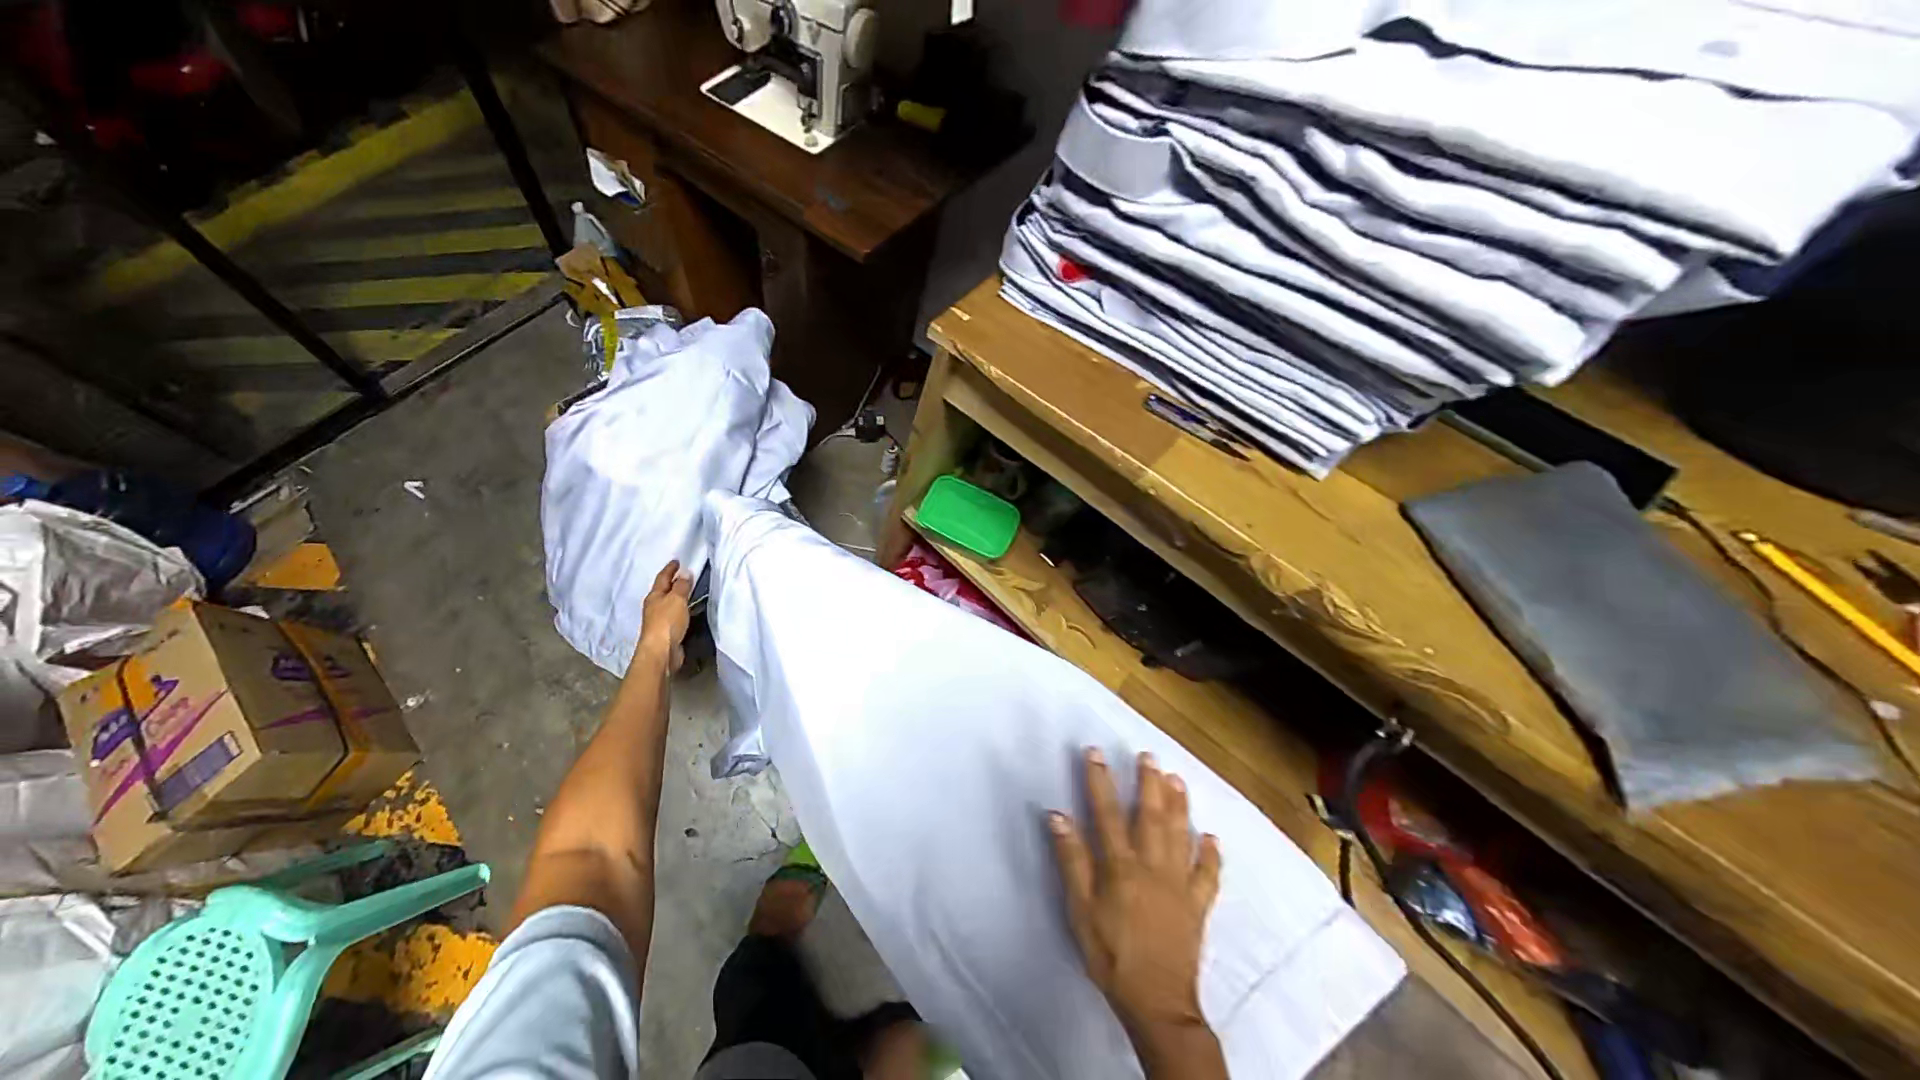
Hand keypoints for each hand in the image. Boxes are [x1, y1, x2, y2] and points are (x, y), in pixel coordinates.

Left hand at [633, 560, 692, 674]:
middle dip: (672, 582)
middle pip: (664, 590)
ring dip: (677, 596)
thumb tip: (685, 573)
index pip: (663, 577)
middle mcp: (654, 606)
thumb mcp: (677, 599)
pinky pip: (674, 615)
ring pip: (669, 603)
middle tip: (683, 574)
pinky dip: (681, 609)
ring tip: (688, 590)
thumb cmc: (667, 622)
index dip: (670, 569)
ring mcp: (659, 619)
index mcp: (654, 596)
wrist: (661, 651)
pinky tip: (687, 610)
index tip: (677, 561)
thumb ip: (682, 586)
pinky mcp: (666, 631)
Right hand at [1049, 748, 1225, 1076]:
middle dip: (1147, 782)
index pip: (1106, 813)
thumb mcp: (1079, 910)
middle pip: (1149, 815)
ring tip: (1176, 778)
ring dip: (1178, 804)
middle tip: (1148, 755)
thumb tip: (1058, 816)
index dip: (1100, 780)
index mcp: (1120, 865)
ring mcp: (1179, 883)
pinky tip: (1212, 837)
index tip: (1095, 751)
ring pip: (1179, 834)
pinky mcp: (1197, 905)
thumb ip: (1071, 860)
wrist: (1156, 1000)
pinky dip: (1211, 854)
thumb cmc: (1110, 954)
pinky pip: (1207, 874)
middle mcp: (1152, 865)